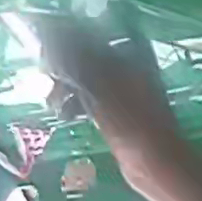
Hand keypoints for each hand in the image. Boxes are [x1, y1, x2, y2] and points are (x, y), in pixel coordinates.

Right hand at [32, 11, 186, 187]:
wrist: (156, 165)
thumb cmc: (130, 122)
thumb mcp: (99, 88)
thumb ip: (76, 61)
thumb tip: (52, 35)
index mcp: (125, 53)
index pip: (89, 36)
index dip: (64, 40)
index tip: (44, 51)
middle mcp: (124, 65)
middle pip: (86, 55)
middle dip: (63, 65)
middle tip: (45, 77)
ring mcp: (122, 88)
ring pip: (87, 78)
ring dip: (67, 86)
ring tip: (51, 102)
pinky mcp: (118, 110)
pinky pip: (92, 97)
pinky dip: (77, 102)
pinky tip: (64, 114)